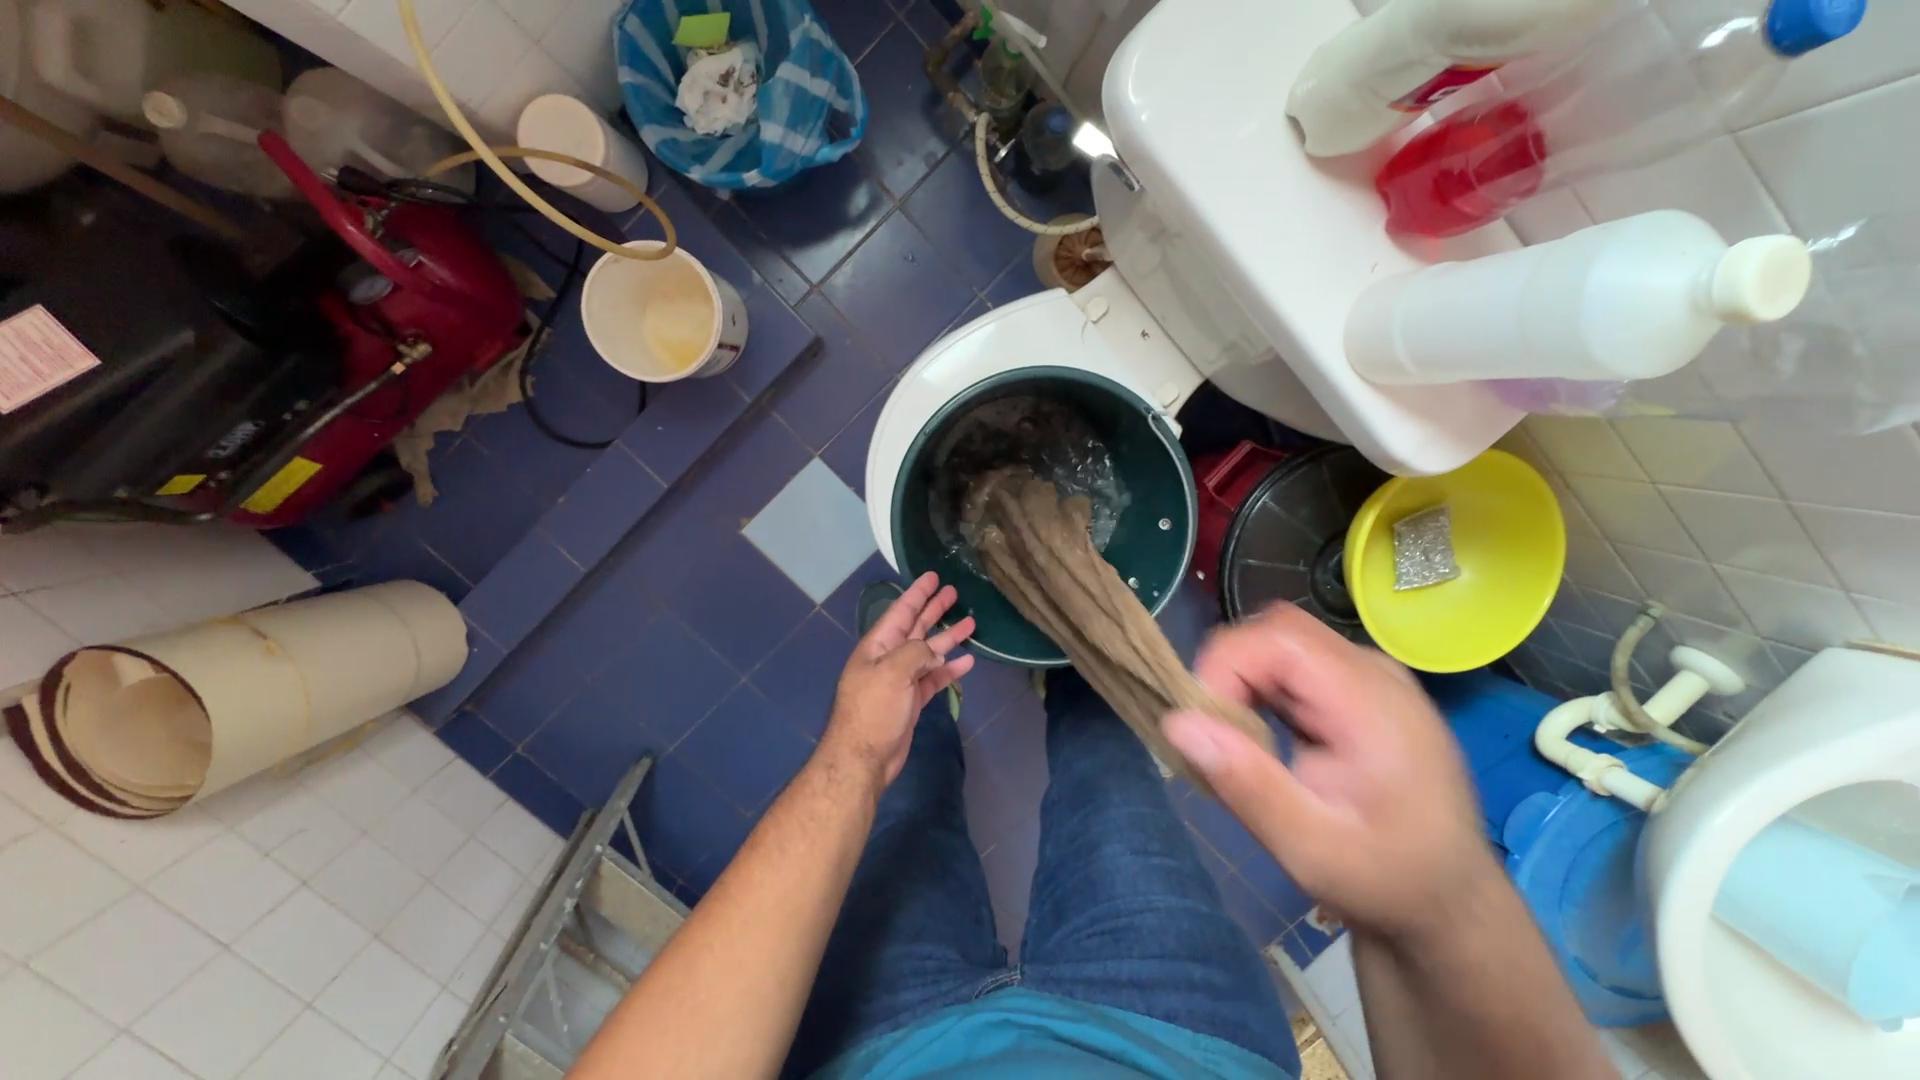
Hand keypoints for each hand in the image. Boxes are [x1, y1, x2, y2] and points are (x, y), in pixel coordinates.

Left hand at [818, 573, 975, 789]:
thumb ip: (916, 652)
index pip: (900, 612)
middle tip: (954, 592)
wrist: (864, 757)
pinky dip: (950, 669)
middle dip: (933, 610)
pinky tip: (967, 661)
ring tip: (971, 622)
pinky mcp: (912, 701)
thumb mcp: (893, 672)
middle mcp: (888, 659)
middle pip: (915, 628)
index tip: (933, 577)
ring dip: (948, 638)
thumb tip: (936, 652)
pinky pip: (933, 678)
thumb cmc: (874, 710)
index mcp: (877, 646)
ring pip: (928, 653)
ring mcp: (900, 681)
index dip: (917, 593)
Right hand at [1161, 604, 1497, 942]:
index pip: (1279, 639)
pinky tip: (1260, 741)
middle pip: (1278, 631)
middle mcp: (1374, 674)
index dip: (1225, 666)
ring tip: (1235, 744)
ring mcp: (1370, 679)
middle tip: (1213, 734)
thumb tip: (1177, 723)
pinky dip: (1261, 691)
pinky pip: (1294, 665)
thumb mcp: (1311, 849)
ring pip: (1281, 644)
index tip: (1202, 723)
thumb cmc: (1385, 880)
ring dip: (1242, 682)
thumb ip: (1247, 784)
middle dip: (1228, 671)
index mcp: (1373, 705)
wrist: (1448, 900)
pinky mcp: (1359, 691)